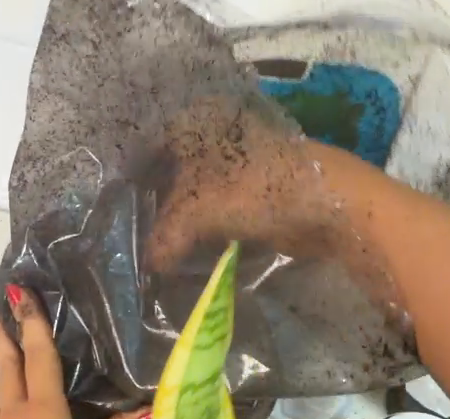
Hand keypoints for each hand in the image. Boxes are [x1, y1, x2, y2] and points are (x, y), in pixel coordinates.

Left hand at [0, 285, 145, 418]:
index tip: (21, 294)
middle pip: (8, 366)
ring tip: (2, 349)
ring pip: (0, 393)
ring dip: (2, 368)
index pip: (39, 358)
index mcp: (44, 416)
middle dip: (3, 333)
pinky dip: (2, 406)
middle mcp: (14, 417)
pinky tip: (5, 411)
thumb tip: (143, 412)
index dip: (32, 323)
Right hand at [147, 100, 371, 271]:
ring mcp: (240, 165)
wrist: (328, 206)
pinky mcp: (256, 193)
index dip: (135, 181)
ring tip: (159, 253)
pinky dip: (203, 232)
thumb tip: (148, 264)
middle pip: (173, 173)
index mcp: (200, 121)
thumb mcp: (198, 213)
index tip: (121, 214)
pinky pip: (217, 213)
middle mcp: (218, 136)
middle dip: (157, 208)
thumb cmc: (259, 192)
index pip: (152, 146)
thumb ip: (164, 237)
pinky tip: (190, 254)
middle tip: (137, 240)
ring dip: (180, 225)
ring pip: (196, 196)